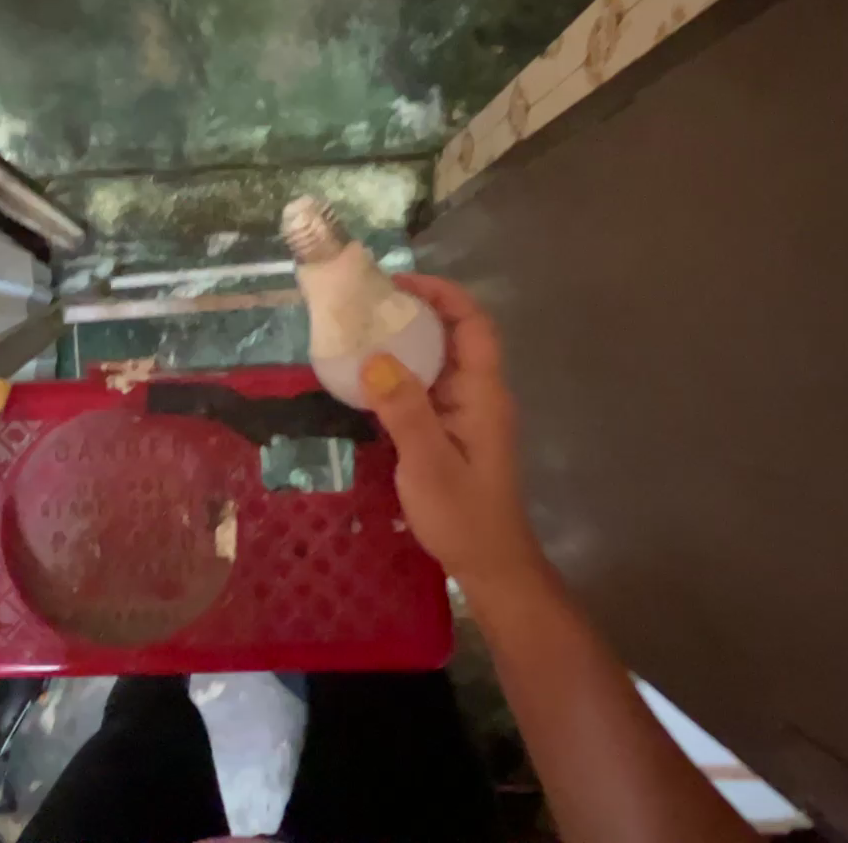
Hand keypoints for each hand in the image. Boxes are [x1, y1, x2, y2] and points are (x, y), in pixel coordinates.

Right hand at [361, 274, 540, 588]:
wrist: (488, 563)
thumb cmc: (464, 515)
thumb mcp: (429, 464)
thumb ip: (405, 411)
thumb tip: (374, 358)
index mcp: (483, 393)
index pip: (472, 324)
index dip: (442, 294)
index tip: (398, 284)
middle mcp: (476, 392)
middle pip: (453, 334)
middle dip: (415, 310)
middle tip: (366, 303)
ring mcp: (463, 410)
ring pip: (436, 359)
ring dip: (404, 339)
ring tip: (359, 328)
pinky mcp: (447, 427)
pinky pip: (423, 384)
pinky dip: (397, 370)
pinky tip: (365, 374)